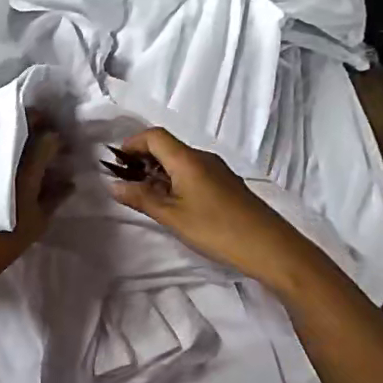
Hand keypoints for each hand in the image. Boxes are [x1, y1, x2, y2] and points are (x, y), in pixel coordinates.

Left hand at [0, 115, 71, 275]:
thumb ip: (56, 196)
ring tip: (32, 143)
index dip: (58, 137)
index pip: (47, 138)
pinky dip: (4, 141)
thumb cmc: (9, 238)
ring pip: (6, 130)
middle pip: (23, 122)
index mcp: (26, 168)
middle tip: (49, 134)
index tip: (64, 144)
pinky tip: (11, 153)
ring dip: (21, 130)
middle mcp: (5, 155)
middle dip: (39, 122)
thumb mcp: (40, 219)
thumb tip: (70, 181)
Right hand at [107, 127, 314, 291]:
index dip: (132, 143)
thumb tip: (113, 185)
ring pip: (178, 161)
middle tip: (124, 181)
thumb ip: (140, 198)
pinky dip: (173, 181)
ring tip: (143, 195)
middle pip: (166, 147)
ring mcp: (216, 171)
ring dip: (157, 172)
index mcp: (187, 159)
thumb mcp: (171, 216)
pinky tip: (169, 203)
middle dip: (141, 159)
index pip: (154, 136)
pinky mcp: (224, 185)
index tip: (115, 163)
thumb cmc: (216, 229)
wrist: (269, 247)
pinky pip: (191, 173)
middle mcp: (202, 158)